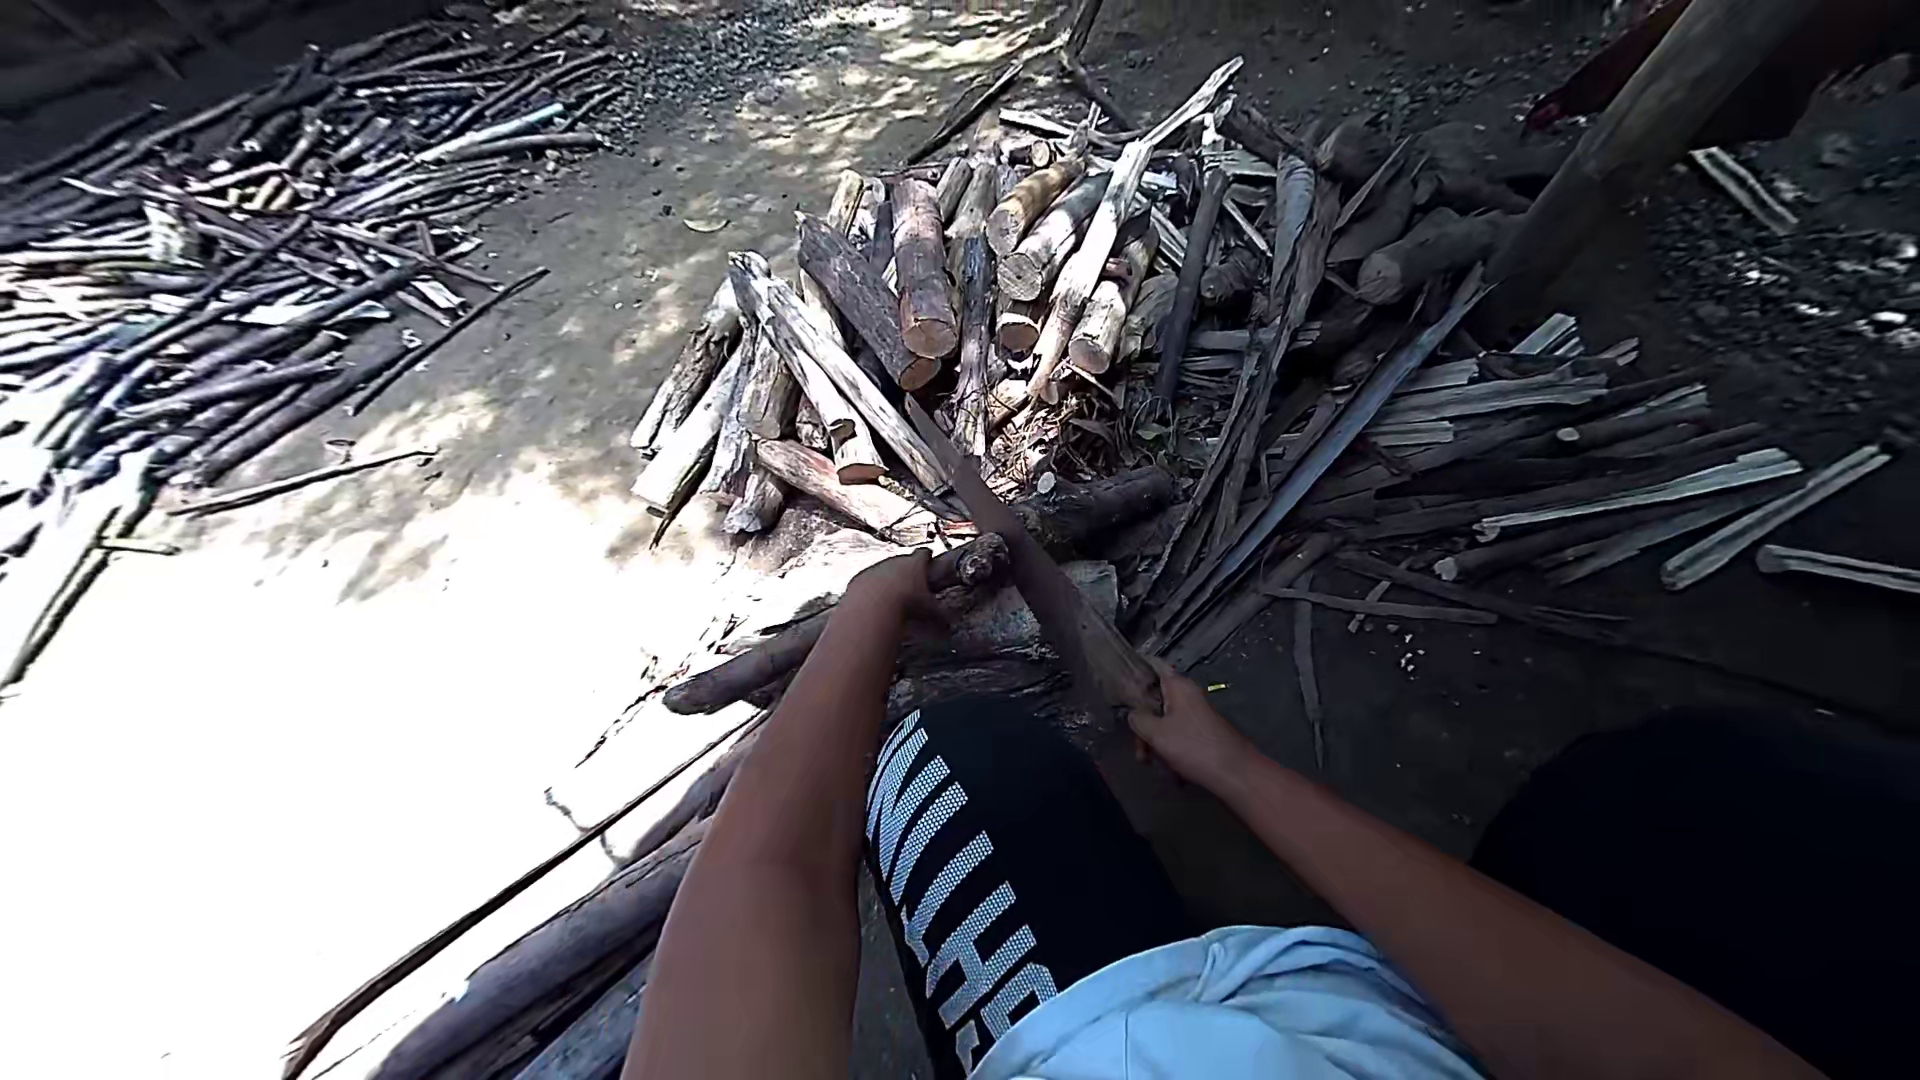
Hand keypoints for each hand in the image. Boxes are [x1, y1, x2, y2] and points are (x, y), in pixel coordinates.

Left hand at [840, 550, 941, 623]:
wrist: (872, 604)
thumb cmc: (905, 604)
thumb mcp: (929, 611)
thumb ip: (939, 615)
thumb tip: (948, 625)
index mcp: (915, 563)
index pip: (924, 554)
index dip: (927, 556)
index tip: (929, 557)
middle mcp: (895, 560)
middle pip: (903, 560)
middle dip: (907, 570)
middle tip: (912, 582)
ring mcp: (877, 567)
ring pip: (884, 570)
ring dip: (888, 579)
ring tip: (893, 595)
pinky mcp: (860, 577)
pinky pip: (868, 581)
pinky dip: (872, 589)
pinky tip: (874, 601)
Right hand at [1128, 660, 1255, 788]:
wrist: (1236, 774)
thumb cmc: (1194, 747)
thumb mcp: (1156, 733)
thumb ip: (1138, 719)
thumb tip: (1133, 713)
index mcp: (1178, 686)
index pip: (1152, 664)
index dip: (1135, 671)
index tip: (1120, 685)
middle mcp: (1188, 695)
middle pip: (1155, 699)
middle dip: (1143, 723)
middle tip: (1140, 749)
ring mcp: (1196, 714)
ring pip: (1165, 720)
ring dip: (1154, 740)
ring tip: (1151, 763)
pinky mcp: (1202, 732)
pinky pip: (1178, 733)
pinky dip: (1170, 747)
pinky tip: (1169, 769)